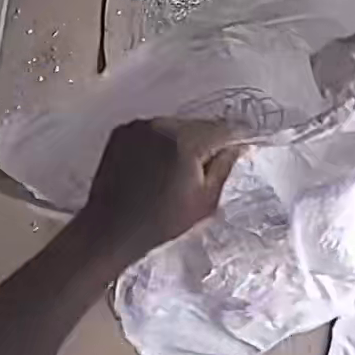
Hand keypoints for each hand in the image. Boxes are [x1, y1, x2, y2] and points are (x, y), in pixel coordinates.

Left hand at [79, 119, 243, 256]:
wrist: (110, 229)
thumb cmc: (161, 221)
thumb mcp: (205, 200)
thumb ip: (225, 166)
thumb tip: (238, 146)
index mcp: (186, 141)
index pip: (224, 128)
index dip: (237, 138)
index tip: (243, 147)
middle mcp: (162, 125)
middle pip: (199, 125)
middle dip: (208, 141)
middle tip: (207, 168)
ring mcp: (139, 126)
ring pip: (176, 126)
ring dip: (183, 141)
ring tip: (177, 171)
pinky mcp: (122, 132)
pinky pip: (153, 130)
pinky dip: (160, 142)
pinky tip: (156, 167)